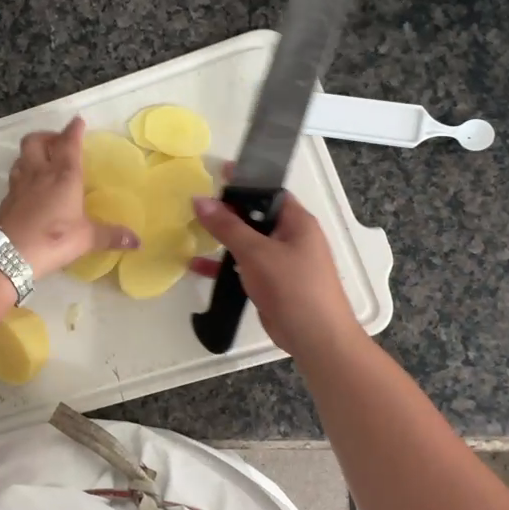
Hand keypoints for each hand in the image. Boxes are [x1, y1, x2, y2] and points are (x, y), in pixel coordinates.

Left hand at [0, 118, 138, 277]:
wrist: (8, 255)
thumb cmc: (53, 240)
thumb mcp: (86, 239)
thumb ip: (110, 236)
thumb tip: (137, 241)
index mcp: (63, 176)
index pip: (68, 143)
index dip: (73, 130)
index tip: (77, 121)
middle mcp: (38, 173)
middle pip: (35, 141)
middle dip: (47, 136)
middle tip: (58, 143)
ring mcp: (18, 185)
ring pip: (21, 156)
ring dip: (31, 153)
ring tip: (43, 161)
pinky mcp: (6, 199)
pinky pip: (14, 177)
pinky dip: (23, 174)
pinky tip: (30, 187)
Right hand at [188, 191, 363, 358]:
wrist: (315, 336)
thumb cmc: (293, 287)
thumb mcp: (256, 252)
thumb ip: (227, 226)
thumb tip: (200, 200)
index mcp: (297, 223)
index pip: (270, 192)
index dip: (246, 181)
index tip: (218, 174)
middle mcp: (292, 238)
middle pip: (256, 216)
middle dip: (228, 211)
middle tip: (199, 205)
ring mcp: (282, 261)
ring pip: (248, 241)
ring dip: (223, 238)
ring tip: (194, 231)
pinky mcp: (272, 282)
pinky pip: (244, 264)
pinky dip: (224, 264)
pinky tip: (199, 266)